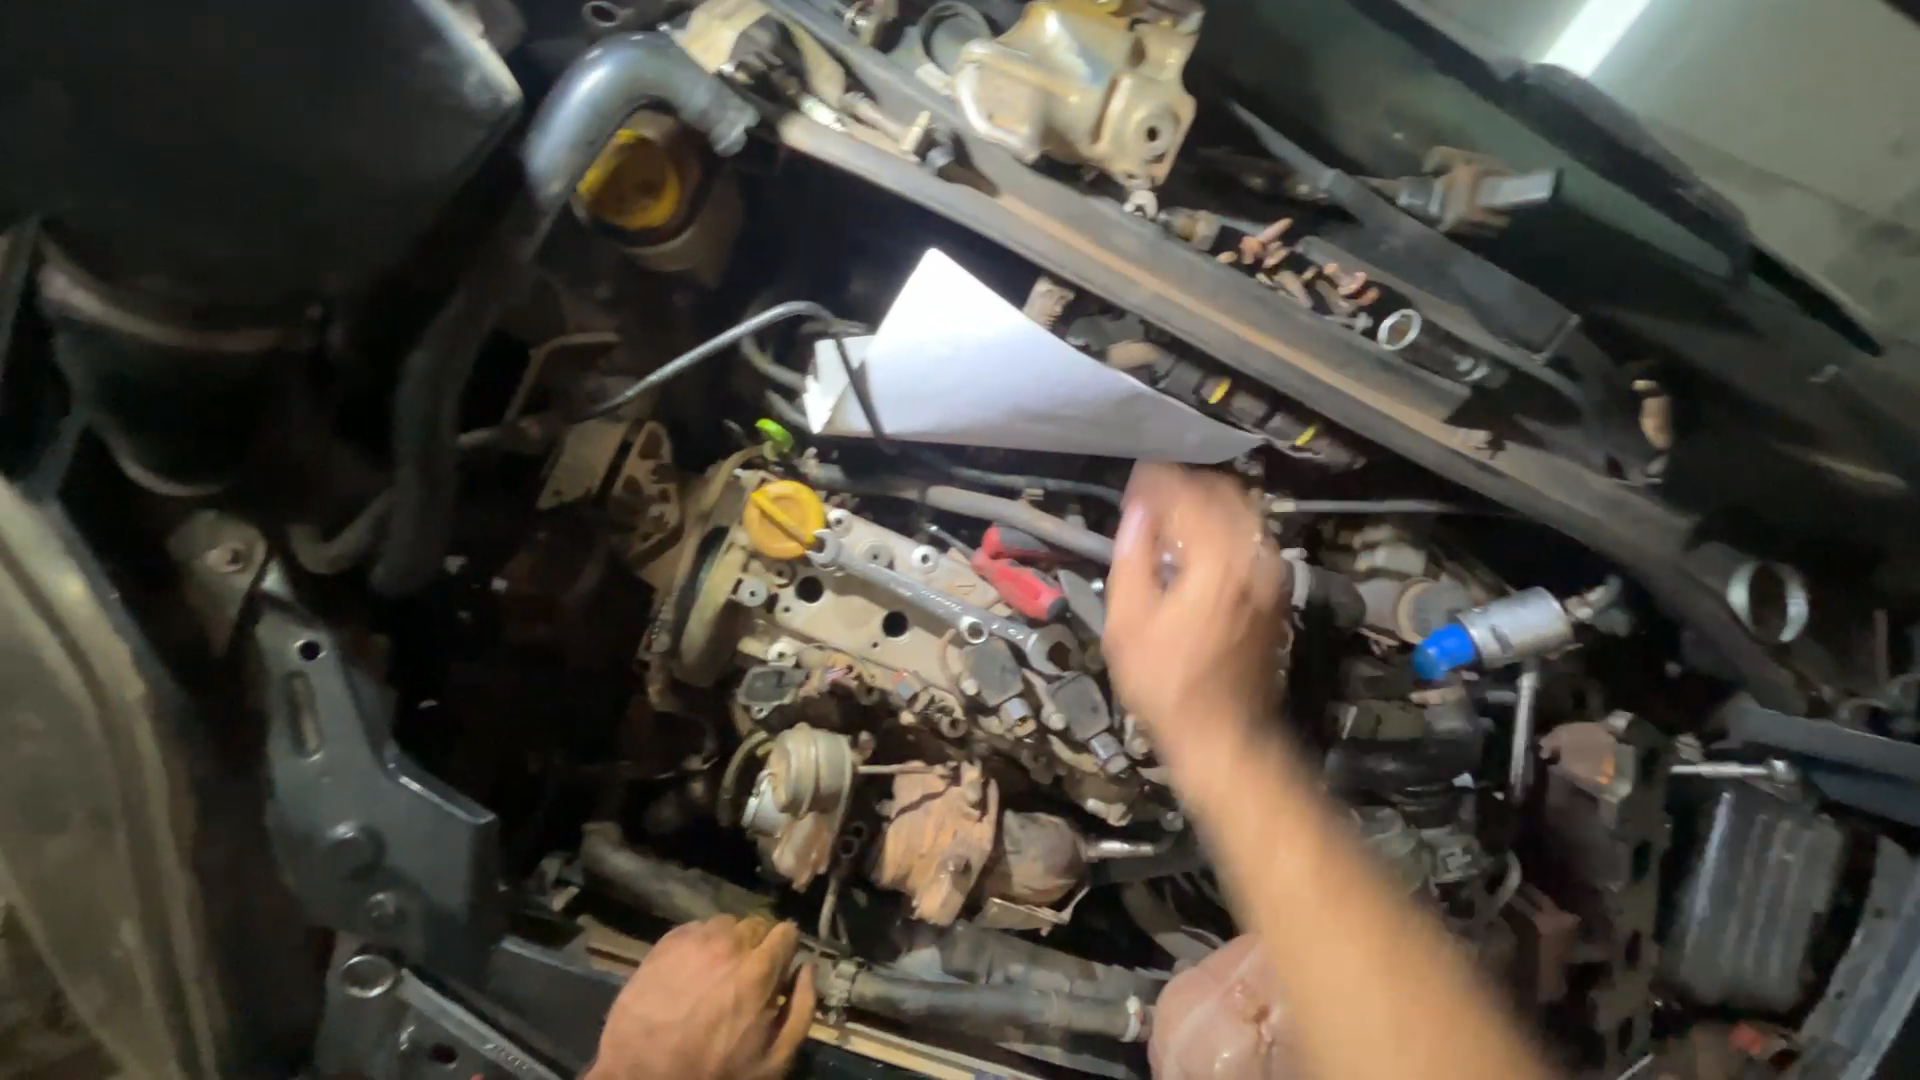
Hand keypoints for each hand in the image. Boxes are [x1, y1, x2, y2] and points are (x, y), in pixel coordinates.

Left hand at [586, 915, 815, 1079]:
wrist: (638, 1077)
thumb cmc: (712, 1075)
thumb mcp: (772, 1061)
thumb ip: (802, 1009)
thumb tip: (807, 969)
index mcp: (759, 969)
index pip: (787, 931)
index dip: (784, 952)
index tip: (775, 973)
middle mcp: (730, 944)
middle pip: (758, 925)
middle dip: (757, 948)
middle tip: (743, 979)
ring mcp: (696, 939)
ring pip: (726, 925)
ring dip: (728, 944)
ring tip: (715, 975)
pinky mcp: (667, 942)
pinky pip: (696, 930)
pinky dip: (700, 945)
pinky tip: (691, 973)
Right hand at [1104, 464, 1289, 774]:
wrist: (1223, 735)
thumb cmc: (1165, 683)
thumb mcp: (1128, 622)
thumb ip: (1132, 557)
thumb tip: (1137, 512)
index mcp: (1216, 560)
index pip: (1187, 494)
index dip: (1157, 480)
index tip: (1134, 477)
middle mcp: (1253, 558)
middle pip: (1224, 494)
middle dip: (1185, 485)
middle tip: (1151, 492)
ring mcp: (1272, 576)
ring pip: (1243, 514)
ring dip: (1207, 504)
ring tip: (1170, 515)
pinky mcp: (1276, 593)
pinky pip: (1252, 540)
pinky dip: (1224, 528)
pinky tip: (1197, 545)